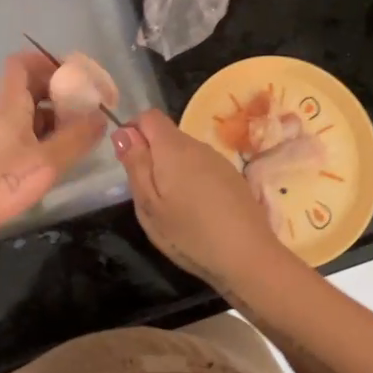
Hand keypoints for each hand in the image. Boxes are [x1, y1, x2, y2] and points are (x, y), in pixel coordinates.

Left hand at [0, 52, 106, 264]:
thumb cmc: (6, 183)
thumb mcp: (49, 161)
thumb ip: (78, 137)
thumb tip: (101, 116)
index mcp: (10, 106)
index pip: (19, 64)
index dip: (44, 60)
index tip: (71, 71)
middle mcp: (3, 113)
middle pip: (28, 85)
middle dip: (58, 88)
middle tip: (85, 99)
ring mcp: (1, 133)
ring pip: (29, 109)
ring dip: (54, 111)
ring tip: (81, 124)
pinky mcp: (1, 152)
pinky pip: (27, 129)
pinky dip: (47, 130)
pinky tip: (64, 147)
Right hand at [113, 109, 292, 290]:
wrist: (248, 256)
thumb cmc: (189, 233)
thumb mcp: (149, 205)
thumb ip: (135, 165)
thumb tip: (124, 132)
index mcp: (173, 148)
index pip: (149, 116)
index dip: (133, 131)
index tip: (129, 160)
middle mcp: (197, 146)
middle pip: (167, 136)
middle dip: (152, 156)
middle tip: (149, 196)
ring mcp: (219, 160)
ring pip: (185, 153)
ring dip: (173, 170)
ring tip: (173, 208)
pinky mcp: (233, 177)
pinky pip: (203, 168)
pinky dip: (193, 181)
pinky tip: (197, 212)